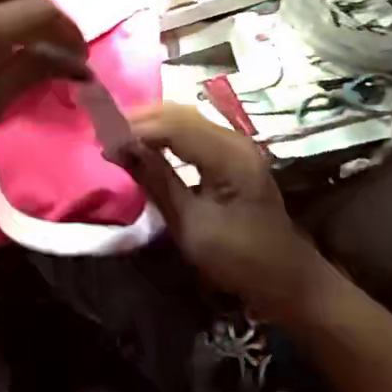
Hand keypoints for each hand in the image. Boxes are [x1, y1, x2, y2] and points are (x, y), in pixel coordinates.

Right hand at [119, 105, 335, 319]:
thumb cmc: (239, 259)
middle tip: (107, 132)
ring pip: (186, 117)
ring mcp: (236, 143)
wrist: (287, 278)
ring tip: (121, 136)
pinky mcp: (233, 153)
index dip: (136, 128)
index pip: (174, 126)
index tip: (104, 139)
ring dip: (152, 123)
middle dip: (141, 119)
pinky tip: (148, 142)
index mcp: (229, 156)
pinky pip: (194, 130)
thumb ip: (157, 181)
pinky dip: (167, 132)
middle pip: (180, 113)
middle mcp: (234, 139)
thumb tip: (121, 149)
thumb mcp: (191, 226)